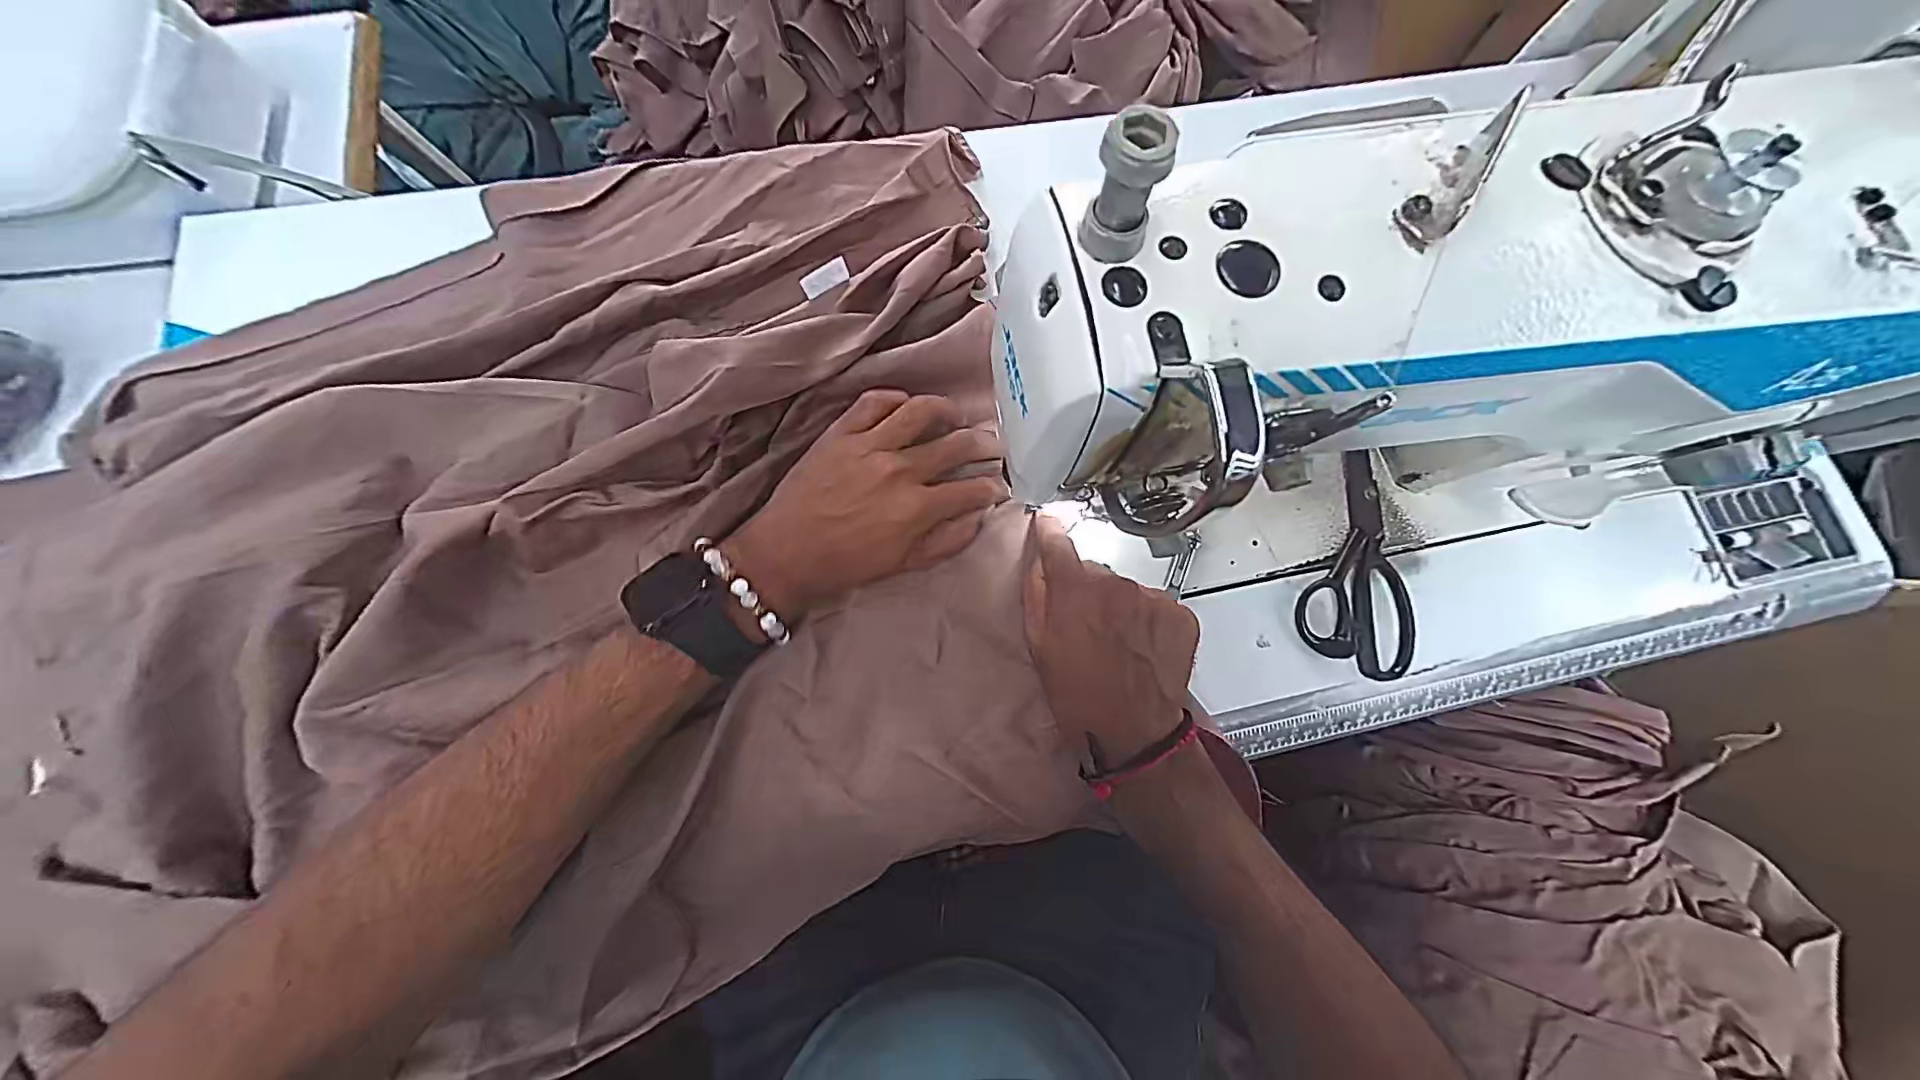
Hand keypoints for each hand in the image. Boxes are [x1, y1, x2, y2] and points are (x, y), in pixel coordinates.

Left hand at [724, 390, 1010, 622]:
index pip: (971, 489)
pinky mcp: (841, 434)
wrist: (785, 554)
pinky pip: (873, 402)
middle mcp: (899, 471)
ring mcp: (868, 446)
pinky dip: (894, 399)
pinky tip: (904, 405)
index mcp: (916, 508)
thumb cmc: (846, 565)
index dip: (992, 487)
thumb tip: (978, 517)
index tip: (997, 486)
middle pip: (956, 445)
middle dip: (983, 444)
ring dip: (945, 410)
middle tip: (991, 445)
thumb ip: (947, 541)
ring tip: (954, 415)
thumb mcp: (904, 565)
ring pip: (919, 411)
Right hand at [1023, 514, 1200, 765]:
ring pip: (1127, 589)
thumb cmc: (1079, 697)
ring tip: (1117, 644)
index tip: (1048, 522)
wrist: (1132, 731)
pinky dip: (1148, 620)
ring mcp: (1151, 598)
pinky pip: (1156, 604)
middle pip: (1096, 571)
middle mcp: (1115, 585)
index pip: (1058, 542)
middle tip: (1087, 627)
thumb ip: (1036, 596)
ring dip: (1120, 607)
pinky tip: (1140, 647)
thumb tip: (1038, 566)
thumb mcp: (1039, 647)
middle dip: (1089, 590)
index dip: (1050, 530)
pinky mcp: (1178, 614)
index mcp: (1075, 590)